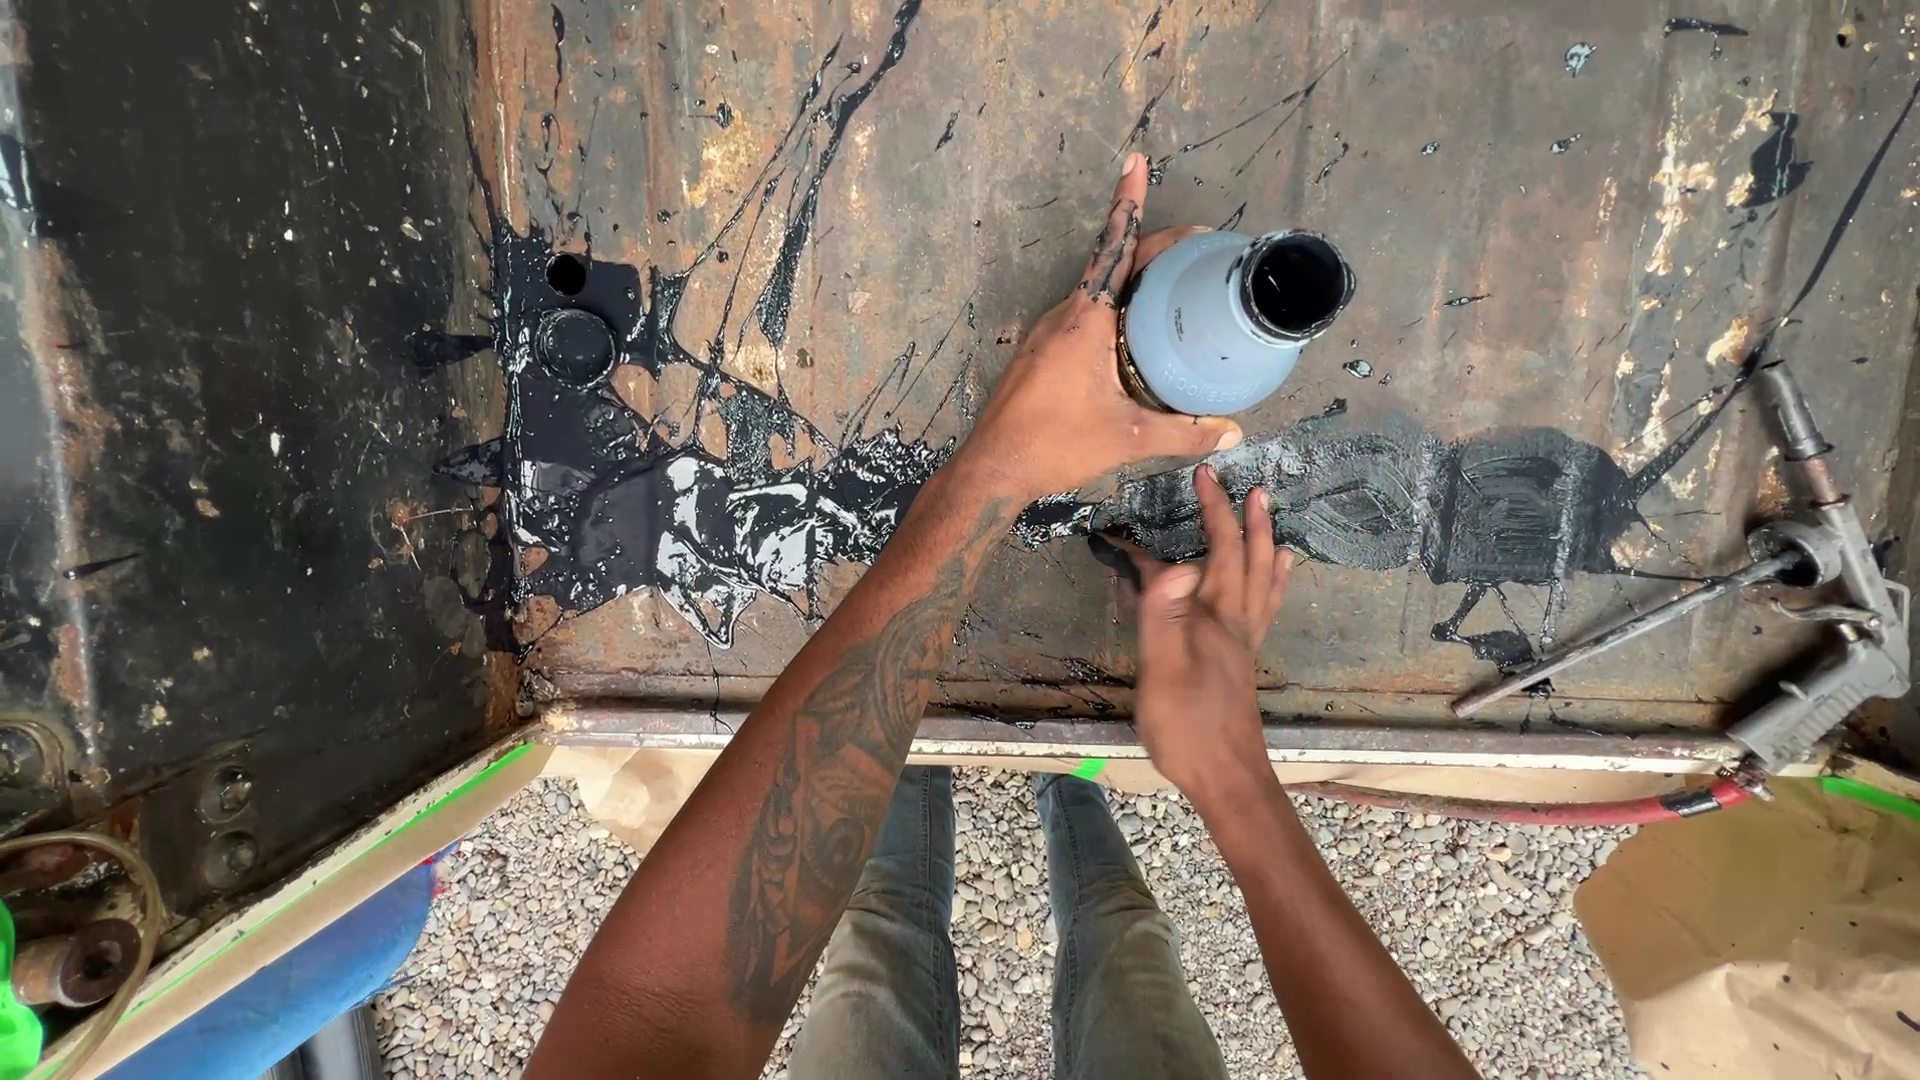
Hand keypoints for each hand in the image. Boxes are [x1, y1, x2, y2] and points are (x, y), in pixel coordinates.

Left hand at [949, 152, 1242, 501]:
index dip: (1128, 204)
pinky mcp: (1037, 357)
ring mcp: (1044, 336)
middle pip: (1110, 267)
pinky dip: (1110, 314)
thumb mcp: (1128, 438)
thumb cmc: (1055, 445)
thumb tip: (1233, 435)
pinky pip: (1080, 320)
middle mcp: (1061, 317)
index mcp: (1084, 320)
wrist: (993, 468)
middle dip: (1150, 249)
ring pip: (1094, 296)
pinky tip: (1129, 339)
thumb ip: (1185, 433)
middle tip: (1194, 247)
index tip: (1135, 162)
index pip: (1113, 248)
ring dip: (1130, 285)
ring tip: (1171, 290)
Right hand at [1118, 465, 1293, 808]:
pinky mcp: (1241, 660)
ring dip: (1263, 543)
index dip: (1210, 512)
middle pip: (1244, 559)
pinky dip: (1272, 582)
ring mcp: (1242, 642)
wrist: (1226, 778)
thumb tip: (1174, 562)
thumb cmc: (1187, 726)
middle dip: (1239, 517)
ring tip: (1268, 515)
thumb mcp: (1163, 670)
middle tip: (1241, 484)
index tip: (1202, 475)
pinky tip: (1277, 577)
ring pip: (1261, 581)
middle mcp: (1235, 622)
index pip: (1216, 552)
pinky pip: (1263, 608)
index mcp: (1214, 618)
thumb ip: (1163, 615)